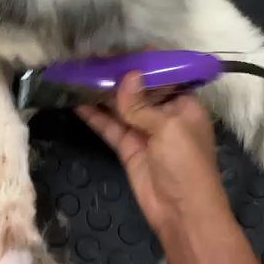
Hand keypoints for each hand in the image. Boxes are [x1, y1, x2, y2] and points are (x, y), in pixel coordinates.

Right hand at [78, 72, 230, 239]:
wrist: (183, 213)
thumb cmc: (186, 165)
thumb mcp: (168, 128)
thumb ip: (143, 103)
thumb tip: (127, 74)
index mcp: (184, 105)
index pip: (164, 75)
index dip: (142, 61)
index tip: (117, 49)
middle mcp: (164, 114)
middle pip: (138, 88)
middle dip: (117, 74)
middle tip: (90, 59)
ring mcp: (145, 131)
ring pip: (120, 106)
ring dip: (102, 92)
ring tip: (78, 75)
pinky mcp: (128, 147)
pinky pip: (109, 126)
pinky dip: (94, 115)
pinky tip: (77, 101)